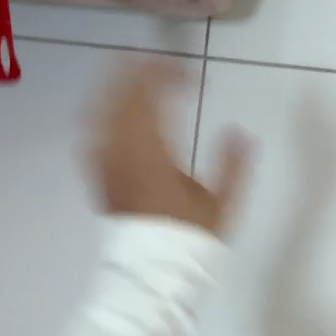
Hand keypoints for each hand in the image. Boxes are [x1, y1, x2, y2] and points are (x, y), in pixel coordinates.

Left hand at [91, 60, 252, 234]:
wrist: (150, 272)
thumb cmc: (187, 240)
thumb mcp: (220, 206)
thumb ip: (232, 166)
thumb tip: (241, 133)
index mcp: (154, 152)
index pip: (154, 95)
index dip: (171, 75)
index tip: (194, 78)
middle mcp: (122, 149)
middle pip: (123, 91)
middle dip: (142, 70)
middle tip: (163, 64)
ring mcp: (105, 160)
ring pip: (102, 105)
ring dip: (119, 84)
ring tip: (137, 75)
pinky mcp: (97, 171)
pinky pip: (93, 127)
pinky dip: (104, 109)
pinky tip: (114, 109)